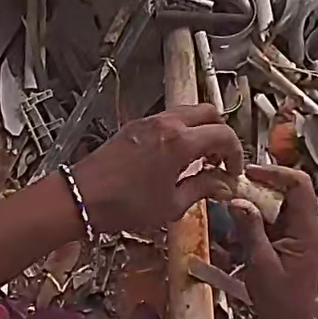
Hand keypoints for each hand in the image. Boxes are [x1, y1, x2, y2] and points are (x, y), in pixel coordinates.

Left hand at [69, 105, 243, 234]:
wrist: (82, 197)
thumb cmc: (124, 205)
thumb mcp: (171, 204)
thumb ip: (203, 189)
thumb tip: (224, 185)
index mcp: (180, 142)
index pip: (223, 135)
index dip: (235, 153)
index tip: (232, 171)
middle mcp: (167, 123)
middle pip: (209, 113)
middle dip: (220, 135)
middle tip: (219, 161)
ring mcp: (149, 121)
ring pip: (188, 112)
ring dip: (201, 131)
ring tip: (199, 160)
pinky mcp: (136, 125)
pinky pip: (169, 118)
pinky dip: (182, 130)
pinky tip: (177, 157)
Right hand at [230, 164, 317, 318]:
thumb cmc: (279, 301)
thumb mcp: (260, 262)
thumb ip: (250, 229)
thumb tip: (238, 201)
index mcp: (307, 229)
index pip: (299, 184)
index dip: (275, 172)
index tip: (250, 172)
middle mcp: (308, 227)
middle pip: (289, 189)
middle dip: (261, 185)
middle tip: (236, 186)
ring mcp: (300, 233)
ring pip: (279, 202)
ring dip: (257, 201)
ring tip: (235, 205)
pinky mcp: (290, 240)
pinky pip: (274, 218)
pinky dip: (257, 216)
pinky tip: (241, 226)